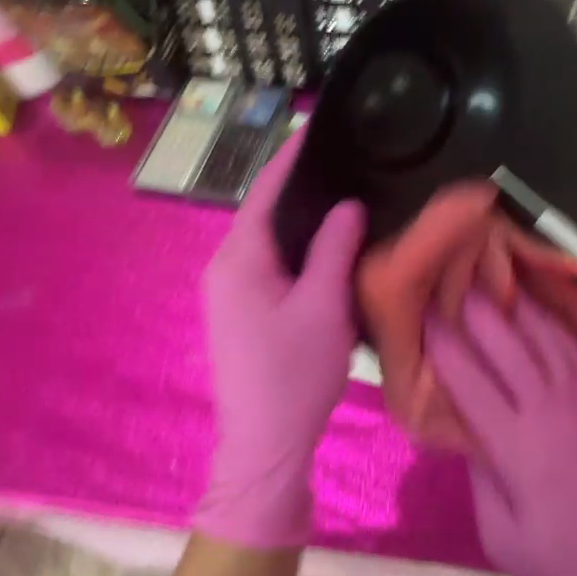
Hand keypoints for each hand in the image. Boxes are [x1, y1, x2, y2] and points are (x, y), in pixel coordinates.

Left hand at [194, 131, 366, 548]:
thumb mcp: (323, 306)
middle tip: (349, 159)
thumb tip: (347, 204)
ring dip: (304, 216)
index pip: (265, 192)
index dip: (292, 157)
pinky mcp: (245, 310)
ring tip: (348, 193)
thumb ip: (335, 248)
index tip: (319, 127)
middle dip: (302, 184)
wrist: (265, 448)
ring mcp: (233, 291)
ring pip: (271, 238)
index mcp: (238, 259)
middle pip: (266, 212)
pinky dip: (302, 245)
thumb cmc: (293, 374)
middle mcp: (227, 267)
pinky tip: (334, 244)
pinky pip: (274, 261)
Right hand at [427, 296, 576, 575]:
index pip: (473, 385)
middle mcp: (547, 410)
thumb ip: (479, 472)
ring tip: (490, 278)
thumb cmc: (554, 552)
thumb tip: (459, 422)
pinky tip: (533, 304)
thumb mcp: (499, 531)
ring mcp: (576, 397)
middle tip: (452, 281)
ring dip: (515, 305)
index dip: (446, 348)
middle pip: (508, 348)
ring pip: (542, 337)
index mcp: (518, 447)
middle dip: (479, 312)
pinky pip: (569, 347)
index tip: (423, 318)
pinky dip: (549, 320)